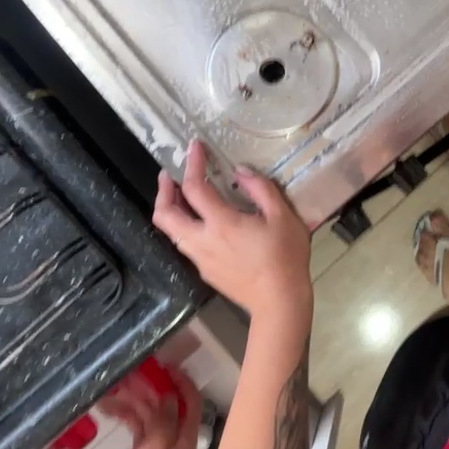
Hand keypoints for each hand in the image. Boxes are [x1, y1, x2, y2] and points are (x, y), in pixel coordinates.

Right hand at [95, 367, 202, 448]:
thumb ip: (163, 424)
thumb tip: (171, 394)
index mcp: (184, 441)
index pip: (192, 402)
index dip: (182, 381)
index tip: (166, 365)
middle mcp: (176, 442)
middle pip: (168, 406)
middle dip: (151, 388)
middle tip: (130, 374)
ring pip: (151, 415)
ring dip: (135, 401)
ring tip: (114, 388)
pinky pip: (138, 429)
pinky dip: (127, 416)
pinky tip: (109, 408)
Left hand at [152, 141, 313, 326]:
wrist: (279, 301)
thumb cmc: (285, 256)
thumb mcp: (282, 216)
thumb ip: (260, 189)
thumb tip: (240, 172)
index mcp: (222, 223)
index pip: (194, 187)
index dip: (191, 163)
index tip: (194, 147)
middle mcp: (203, 241)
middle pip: (165, 215)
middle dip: (163, 191)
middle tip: (169, 174)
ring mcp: (201, 259)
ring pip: (172, 231)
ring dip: (172, 210)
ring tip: (184, 196)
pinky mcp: (205, 271)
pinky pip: (186, 244)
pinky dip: (185, 226)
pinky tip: (203, 222)